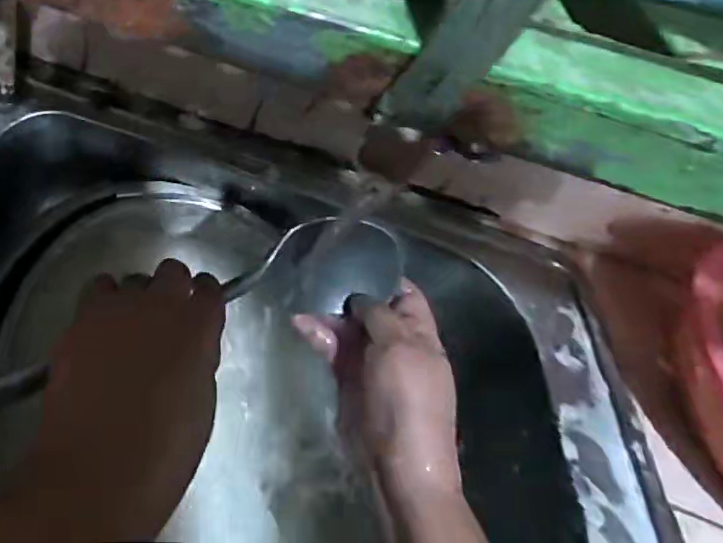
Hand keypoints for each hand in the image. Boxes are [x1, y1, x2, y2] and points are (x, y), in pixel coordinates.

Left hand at [0, 259, 223, 542]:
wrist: (96, 465)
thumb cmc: (161, 452)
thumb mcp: (198, 406)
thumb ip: (195, 361)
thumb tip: (186, 348)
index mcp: (195, 329)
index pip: (208, 290)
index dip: (204, 297)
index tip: (200, 307)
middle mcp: (157, 305)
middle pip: (170, 272)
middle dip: (171, 288)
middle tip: (164, 318)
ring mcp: (116, 306)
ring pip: (130, 281)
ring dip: (133, 298)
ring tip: (127, 329)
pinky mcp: (81, 315)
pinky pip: (97, 292)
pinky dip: (102, 304)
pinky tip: (98, 332)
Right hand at [291, 281, 462, 498]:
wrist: (397, 463)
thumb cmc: (408, 399)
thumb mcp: (399, 346)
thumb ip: (377, 314)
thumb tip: (357, 298)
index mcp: (421, 337)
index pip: (405, 295)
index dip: (383, 278)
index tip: (353, 259)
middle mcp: (397, 346)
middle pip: (369, 309)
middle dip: (344, 297)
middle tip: (318, 284)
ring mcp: (372, 363)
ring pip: (345, 328)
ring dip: (325, 317)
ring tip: (303, 313)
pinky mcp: (348, 379)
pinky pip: (331, 348)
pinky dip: (316, 336)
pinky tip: (301, 327)